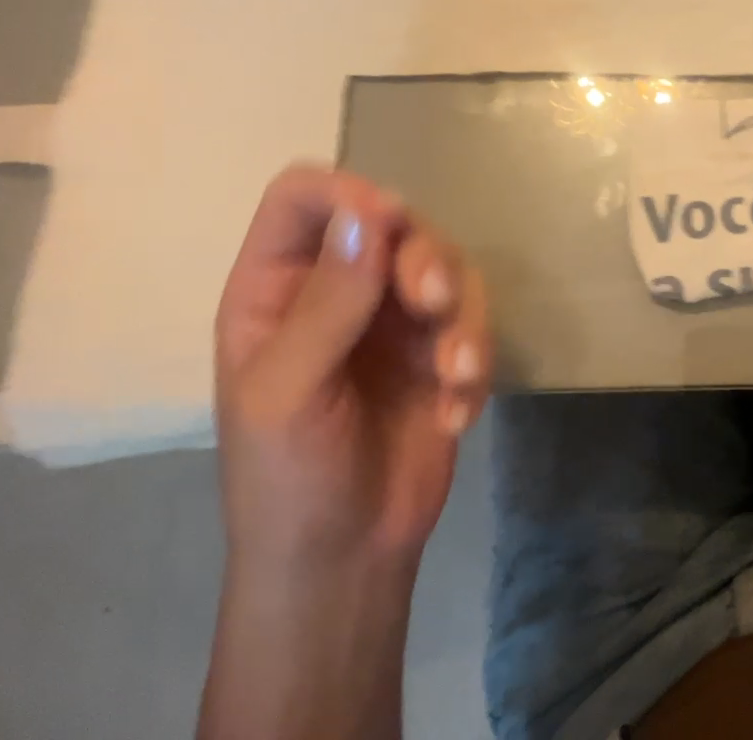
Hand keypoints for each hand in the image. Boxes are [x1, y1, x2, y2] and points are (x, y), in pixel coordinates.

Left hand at [213, 164, 492, 571]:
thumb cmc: (286, 479)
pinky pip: (476, 327)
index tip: (389, 222)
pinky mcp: (441, 356)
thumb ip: (329, 302)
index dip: (347, 194)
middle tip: (434, 304)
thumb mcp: (289, 392)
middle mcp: (340, 291)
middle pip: (395, 226)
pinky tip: (456, 414)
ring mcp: (395, 324)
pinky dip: (475, 365)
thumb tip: (371, 210)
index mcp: (276, 289)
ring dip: (462, 317)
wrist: (344, 558)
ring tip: (456, 374)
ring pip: (448, 270)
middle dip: (425, 260)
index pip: (305, 200)